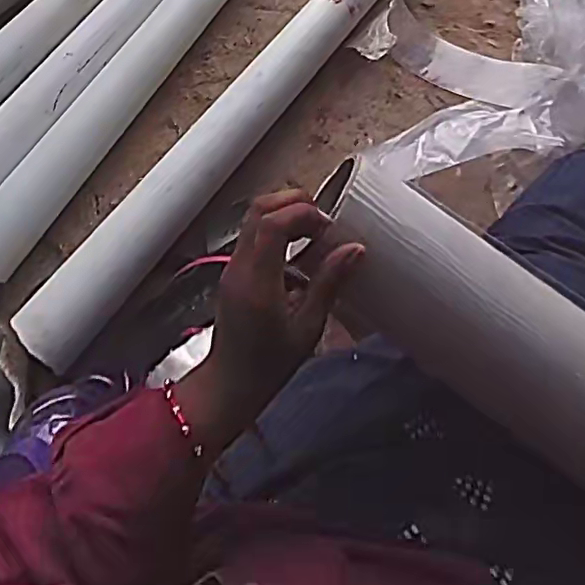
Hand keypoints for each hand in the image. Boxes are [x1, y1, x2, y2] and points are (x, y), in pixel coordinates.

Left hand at [172, 190, 363, 455]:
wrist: (230, 382)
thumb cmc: (270, 363)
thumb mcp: (308, 327)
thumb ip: (329, 284)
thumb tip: (354, 250)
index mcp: (257, 281)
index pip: (271, 224)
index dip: (302, 213)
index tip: (328, 226)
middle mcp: (239, 266)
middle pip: (258, 209)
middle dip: (292, 202)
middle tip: (322, 219)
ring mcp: (232, 265)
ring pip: (252, 218)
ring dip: (283, 213)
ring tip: (314, 232)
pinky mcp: (233, 270)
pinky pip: (252, 235)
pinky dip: (275, 230)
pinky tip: (299, 252)